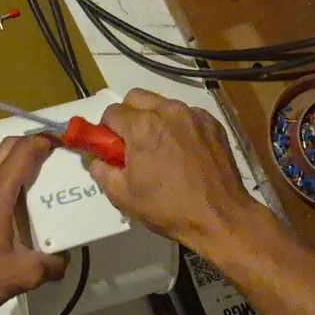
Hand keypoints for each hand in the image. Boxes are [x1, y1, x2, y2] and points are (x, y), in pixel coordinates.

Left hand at [0, 134, 68, 314]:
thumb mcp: (25, 275)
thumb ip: (53, 265)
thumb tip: (67, 258)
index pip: (23, 152)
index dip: (44, 141)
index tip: (64, 144)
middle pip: (6, 146)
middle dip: (31, 142)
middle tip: (53, 153)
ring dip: (12, 152)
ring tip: (34, 166)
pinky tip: (11, 189)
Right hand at [86, 89, 271, 251]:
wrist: (219, 217)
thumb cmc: (167, 207)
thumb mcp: (121, 195)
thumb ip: (100, 169)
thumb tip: (96, 158)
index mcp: (142, 125)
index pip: (111, 112)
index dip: (106, 130)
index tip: (111, 148)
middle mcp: (168, 111)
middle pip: (136, 98)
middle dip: (128, 116)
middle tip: (132, 143)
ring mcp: (194, 114)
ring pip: (162, 104)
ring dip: (154, 119)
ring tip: (160, 148)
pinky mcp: (212, 123)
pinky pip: (186, 115)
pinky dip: (178, 127)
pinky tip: (183, 152)